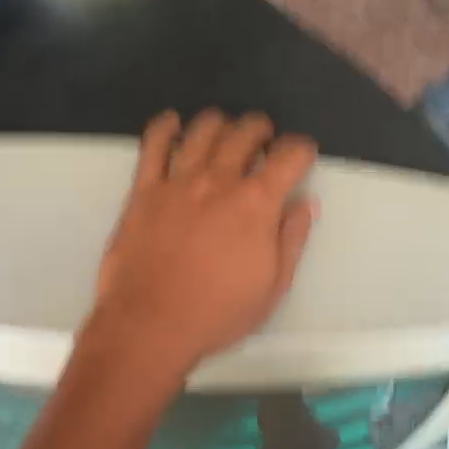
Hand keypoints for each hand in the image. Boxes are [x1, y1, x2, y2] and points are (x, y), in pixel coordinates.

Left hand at [88, 109, 318, 373]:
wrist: (151, 324)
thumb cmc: (218, 314)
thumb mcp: (272, 288)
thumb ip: (291, 240)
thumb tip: (304, 204)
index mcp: (257, 204)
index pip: (289, 155)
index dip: (301, 150)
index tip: (302, 156)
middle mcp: (220, 180)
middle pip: (245, 132)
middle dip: (262, 130)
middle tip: (264, 142)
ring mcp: (178, 182)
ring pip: (203, 130)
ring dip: (221, 124)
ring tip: (225, 133)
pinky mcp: (143, 190)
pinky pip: (153, 144)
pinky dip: (165, 127)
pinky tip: (173, 124)